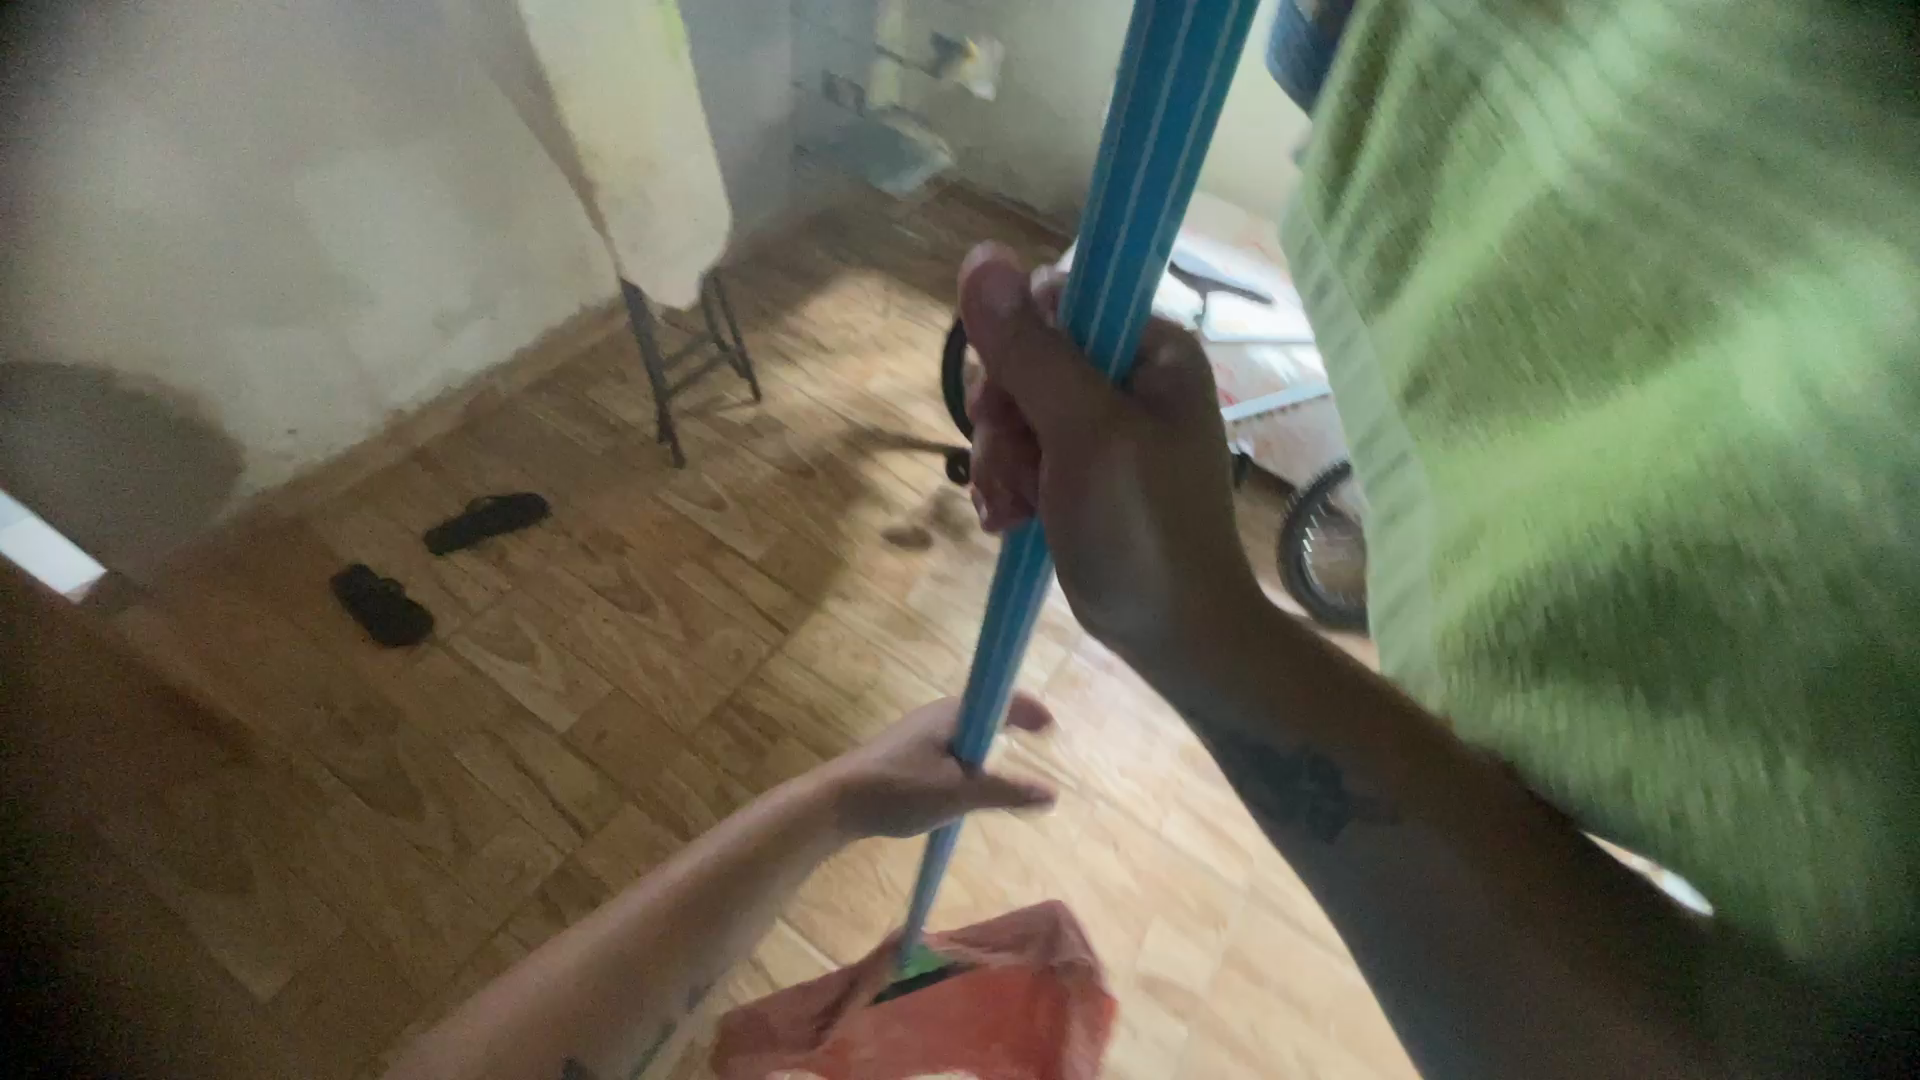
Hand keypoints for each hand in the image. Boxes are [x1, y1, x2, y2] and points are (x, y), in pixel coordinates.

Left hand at [820, 694, 1057, 838]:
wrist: (840, 801)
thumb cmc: (901, 789)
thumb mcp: (959, 794)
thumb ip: (1006, 792)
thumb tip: (1052, 794)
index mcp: (954, 714)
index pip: (1001, 697)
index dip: (1029, 709)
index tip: (1051, 728)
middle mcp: (939, 714)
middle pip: (986, 710)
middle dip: (1014, 721)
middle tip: (1036, 740)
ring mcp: (922, 730)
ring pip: (967, 729)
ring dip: (991, 740)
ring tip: (1008, 764)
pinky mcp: (909, 749)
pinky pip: (952, 744)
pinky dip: (972, 755)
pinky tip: (969, 781)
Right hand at [958, 242, 1263, 666]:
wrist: (1173, 633)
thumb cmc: (1141, 530)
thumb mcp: (1085, 433)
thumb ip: (1032, 350)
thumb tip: (980, 256)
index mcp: (1148, 350)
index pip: (1056, 305)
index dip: (1017, 349)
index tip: (1011, 405)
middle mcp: (1124, 379)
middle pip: (1025, 363)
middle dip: (1004, 423)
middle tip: (1019, 472)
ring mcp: (1100, 430)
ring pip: (1013, 414)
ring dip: (999, 463)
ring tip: (1014, 511)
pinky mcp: (1079, 473)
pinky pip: (1020, 455)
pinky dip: (1005, 486)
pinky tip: (1007, 522)